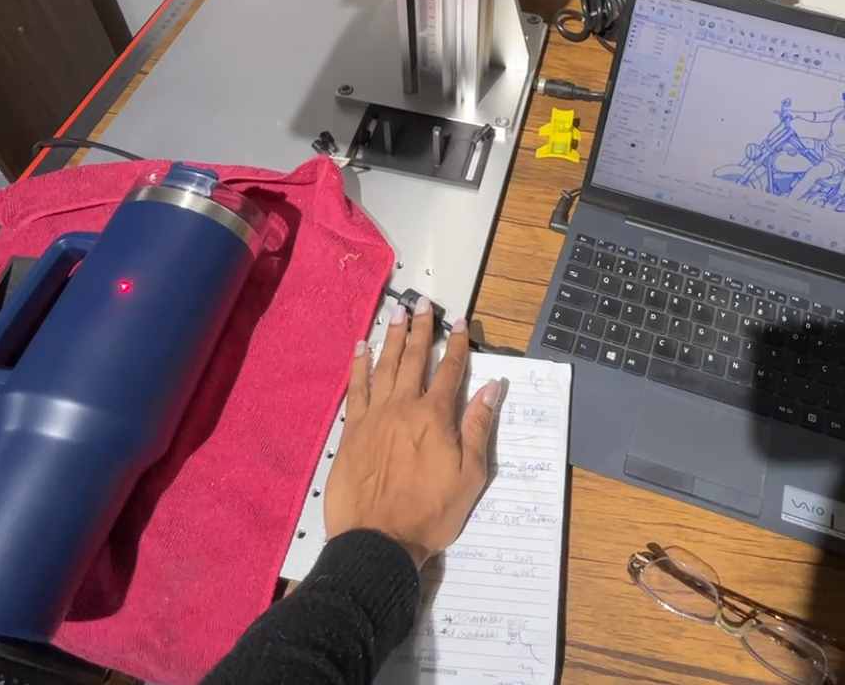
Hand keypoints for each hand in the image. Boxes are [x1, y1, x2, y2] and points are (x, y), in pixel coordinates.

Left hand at [323, 307, 502, 568]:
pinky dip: (359, 365)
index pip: (451, 370)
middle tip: (423, 302)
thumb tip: (492, 387)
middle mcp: (405, 406)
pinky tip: (360, 347)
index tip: (461, 322)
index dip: (458, 344)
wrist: (377, 542)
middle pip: (415, 358)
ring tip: (396, 312)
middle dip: (421, 328)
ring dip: (392, 337)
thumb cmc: (430, 512)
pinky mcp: (352, 430)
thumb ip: (479, 427)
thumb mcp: (470, 475)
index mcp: (435, 416)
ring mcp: (375, 416)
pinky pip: (356, 388)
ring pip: (384, 365)